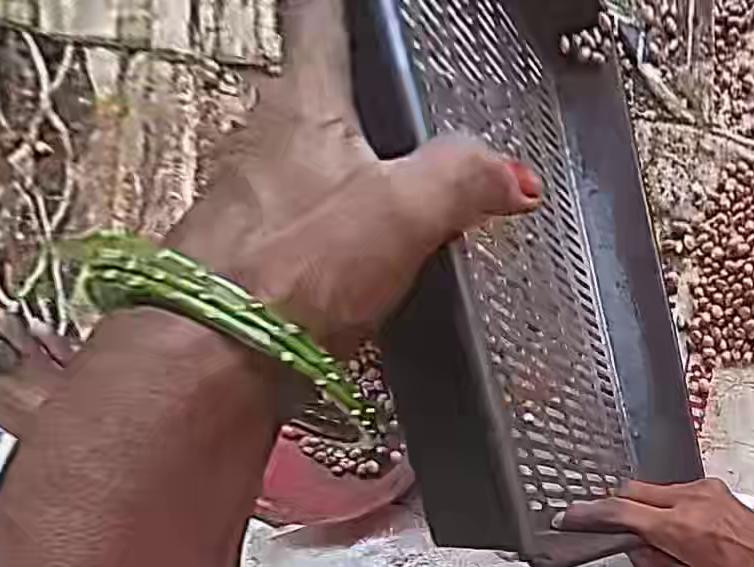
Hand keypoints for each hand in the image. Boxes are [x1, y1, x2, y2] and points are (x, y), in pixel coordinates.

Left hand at [163, 0, 541, 350]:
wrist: (231, 345)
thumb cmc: (306, 265)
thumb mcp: (401, 212)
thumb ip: (463, 181)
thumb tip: (521, 177)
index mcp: (306, 106)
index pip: (319, 20)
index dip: (345, 7)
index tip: (372, 8)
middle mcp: (279, 135)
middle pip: (327, 85)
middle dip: (370, 78)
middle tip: (418, 85)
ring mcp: (274, 190)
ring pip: (332, 147)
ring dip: (372, 146)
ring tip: (421, 160)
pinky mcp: (281, 242)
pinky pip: (333, 202)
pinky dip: (367, 202)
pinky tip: (392, 230)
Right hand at [558, 479, 753, 566]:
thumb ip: (654, 564)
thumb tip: (635, 549)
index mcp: (679, 528)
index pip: (621, 511)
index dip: (590, 514)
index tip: (571, 516)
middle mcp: (690, 501)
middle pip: (633, 491)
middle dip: (617, 508)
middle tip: (612, 529)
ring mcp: (705, 490)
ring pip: (655, 489)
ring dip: (645, 507)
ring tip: (655, 536)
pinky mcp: (716, 488)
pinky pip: (677, 490)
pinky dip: (667, 504)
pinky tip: (676, 527)